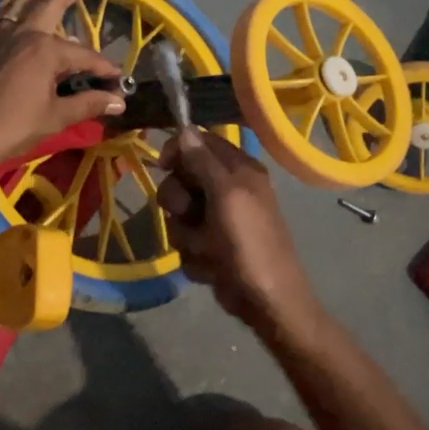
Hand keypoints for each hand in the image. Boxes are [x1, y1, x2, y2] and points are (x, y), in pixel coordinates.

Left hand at [0, 0, 127, 173]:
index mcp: (45, 49)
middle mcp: (23, 33)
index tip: (117, 81)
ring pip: (24, 3)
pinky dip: (10, 7)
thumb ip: (88, 104)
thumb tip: (119, 102)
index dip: (103, 67)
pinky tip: (14, 7)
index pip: (85, 55)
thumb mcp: (56, 117)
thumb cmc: (14, 127)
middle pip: (54, 2)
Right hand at [156, 131, 319, 332]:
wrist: (265, 301)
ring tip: (209, 249)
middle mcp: (228, 190)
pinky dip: (195, 256)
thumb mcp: (227, 194)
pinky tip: (212, 267)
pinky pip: (185, 242)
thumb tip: (184, 128)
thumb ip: (203, 160)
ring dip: (188, 234)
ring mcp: (217, 221)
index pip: (199, 142)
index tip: (163, 166)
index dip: (177, 151)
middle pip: (181, 180)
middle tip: (190, 214)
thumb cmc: (250, 242)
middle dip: (180, 202)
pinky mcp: (210, 247)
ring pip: (178, 215)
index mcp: (239, 169)